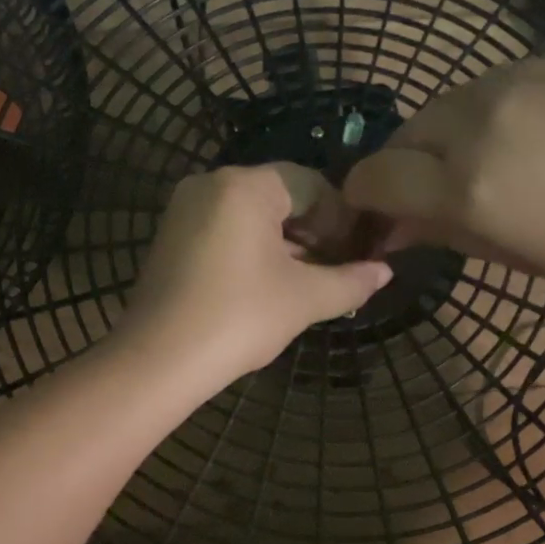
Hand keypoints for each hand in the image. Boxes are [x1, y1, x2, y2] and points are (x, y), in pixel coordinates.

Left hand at [123, 164, 393, 378]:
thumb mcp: (305, 299)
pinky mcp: (170, 239)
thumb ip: (350, 281)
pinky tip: (269, 287)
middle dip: (314, 232)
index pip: (311, 184)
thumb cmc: (240, 318)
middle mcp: (210, 184)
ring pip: (251, 216)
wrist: (159, 360)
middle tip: (336, 269)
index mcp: (245, 185)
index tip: (357, 254)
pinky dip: (252, 251)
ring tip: (308, 283)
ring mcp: (184, 210)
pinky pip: (224, 231)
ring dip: (285, 244)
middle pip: (279, 196)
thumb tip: (384, 272)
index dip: (342, 217)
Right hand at [344, 55, 544, 300]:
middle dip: (401, 168)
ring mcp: (516, 78)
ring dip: (441, 139)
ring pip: (445, 105)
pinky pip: (491, 86)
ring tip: (480, 170)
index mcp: (467, 182)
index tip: (374, 219)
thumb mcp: (516, 255)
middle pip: (403, 134)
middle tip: (425, 200)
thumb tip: (394, 224)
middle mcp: (477, 119)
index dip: (363, 201)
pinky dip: (485, 115)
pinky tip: (525, 139)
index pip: (375, 177)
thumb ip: (443, 231)